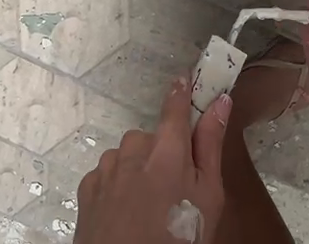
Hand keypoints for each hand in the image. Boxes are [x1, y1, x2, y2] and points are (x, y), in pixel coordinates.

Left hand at [76, 77, 230, 243]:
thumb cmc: (178, 238)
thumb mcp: (208, 198)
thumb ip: (212, 145)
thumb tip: (221, 101)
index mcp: (167, 150)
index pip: (175, 106)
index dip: (182, 92)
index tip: (186, 81)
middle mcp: (134, 150)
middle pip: (152, 137)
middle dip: (162, 153)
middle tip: (173, 189)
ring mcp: (107, 168)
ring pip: (128, 155)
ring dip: (137, 170)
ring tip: (147, 207)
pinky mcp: (87, 188)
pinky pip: (107, 173)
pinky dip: (116, 185)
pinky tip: (124, 214)